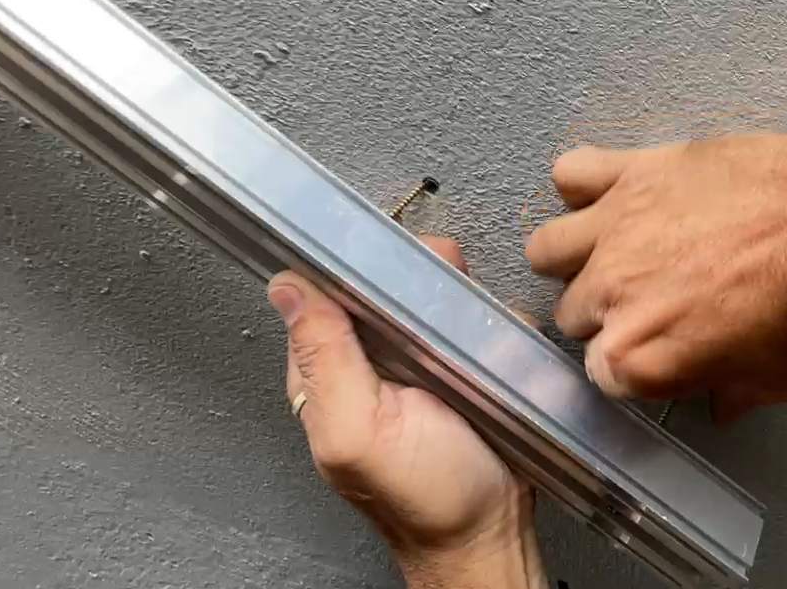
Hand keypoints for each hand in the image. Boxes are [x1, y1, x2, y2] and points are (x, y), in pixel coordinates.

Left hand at [269, 238, 543, 588]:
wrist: (491, 529)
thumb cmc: (423, 497)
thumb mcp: (358, 431)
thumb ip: (324, 359)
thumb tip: (287, 288)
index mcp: (331, 371)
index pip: (328, 290)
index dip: (359, 263)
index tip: (395, 256)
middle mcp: (373, 357)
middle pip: (390, 282)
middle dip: (426, 275)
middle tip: (449, 294)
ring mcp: (423, 356)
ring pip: (437, 292)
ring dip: (464, 296)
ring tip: (479, 326)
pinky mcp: (466, 359)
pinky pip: (476, 317)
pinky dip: (490, 318)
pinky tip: (498, 337)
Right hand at [525, 131, 786, 418]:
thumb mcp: (779, 378)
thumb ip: (729, 394)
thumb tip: (716, 401)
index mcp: (638, 358)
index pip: (602, 372)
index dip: (633, 361)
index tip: (658, 346)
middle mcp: (611, 295)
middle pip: (573, 312)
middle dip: (605, 310)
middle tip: (648, 295)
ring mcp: (615, 228)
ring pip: (546, 249)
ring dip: (573, 255)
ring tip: (613, 247)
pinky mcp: (633, 171)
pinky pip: (572, 172)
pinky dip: (584, 182)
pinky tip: (613, 189)